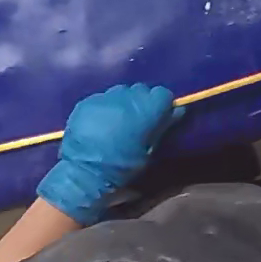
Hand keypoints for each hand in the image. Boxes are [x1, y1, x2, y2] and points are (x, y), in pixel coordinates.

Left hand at [38, 84, 183, 224]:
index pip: (162, 93)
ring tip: (118, 121)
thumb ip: (162, 128)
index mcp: (144, 109)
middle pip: (141, 90)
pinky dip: (105, 108)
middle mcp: (125, 96)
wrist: (83, 171)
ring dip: (123, 103)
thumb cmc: (121, 166)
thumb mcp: (148, 152)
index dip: (161, 104)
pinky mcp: (86, 102)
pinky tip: (100, 123)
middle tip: (137, 121)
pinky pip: (101, 99)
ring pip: (120, 92)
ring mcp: (103, 97)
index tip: (158, 116)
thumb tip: (177, 110)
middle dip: (141, 102)